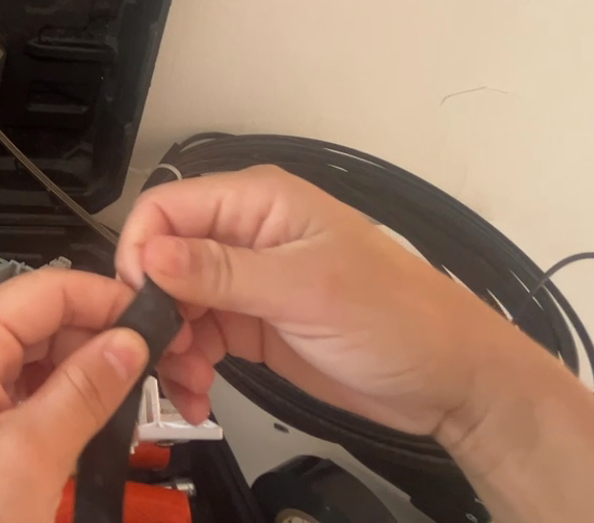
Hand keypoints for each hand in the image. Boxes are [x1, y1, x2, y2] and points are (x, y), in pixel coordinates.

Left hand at [0, 269, 152, 522]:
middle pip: (48, 321)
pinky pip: (30, 391)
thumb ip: (85, 392)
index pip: (48, 291)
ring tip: (139, 399)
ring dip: (93, 374)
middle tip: (163, 368)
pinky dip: (69, 402)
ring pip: (43, 357)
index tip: (159, 322)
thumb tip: (128, 343)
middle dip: (106, 340)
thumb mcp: (28, 456)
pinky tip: (102, 420)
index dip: (108, 300)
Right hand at [115, 165, 530, 438]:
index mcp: (254, 201)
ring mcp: (244, 279)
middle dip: (157, 307)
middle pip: (164, 257)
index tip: (139, 301)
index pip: (167, 208)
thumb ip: (222, 271)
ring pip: (175, 301)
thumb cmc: (395, 317)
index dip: (142, 248)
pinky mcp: (249, 321)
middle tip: (167, 354)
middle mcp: (241, 233)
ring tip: (188, 384)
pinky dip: (189, 364)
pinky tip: (198, 393)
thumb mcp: (305, 289)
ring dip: (171, 344)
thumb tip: (149, 254)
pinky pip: (198, 335)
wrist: (455, 384)